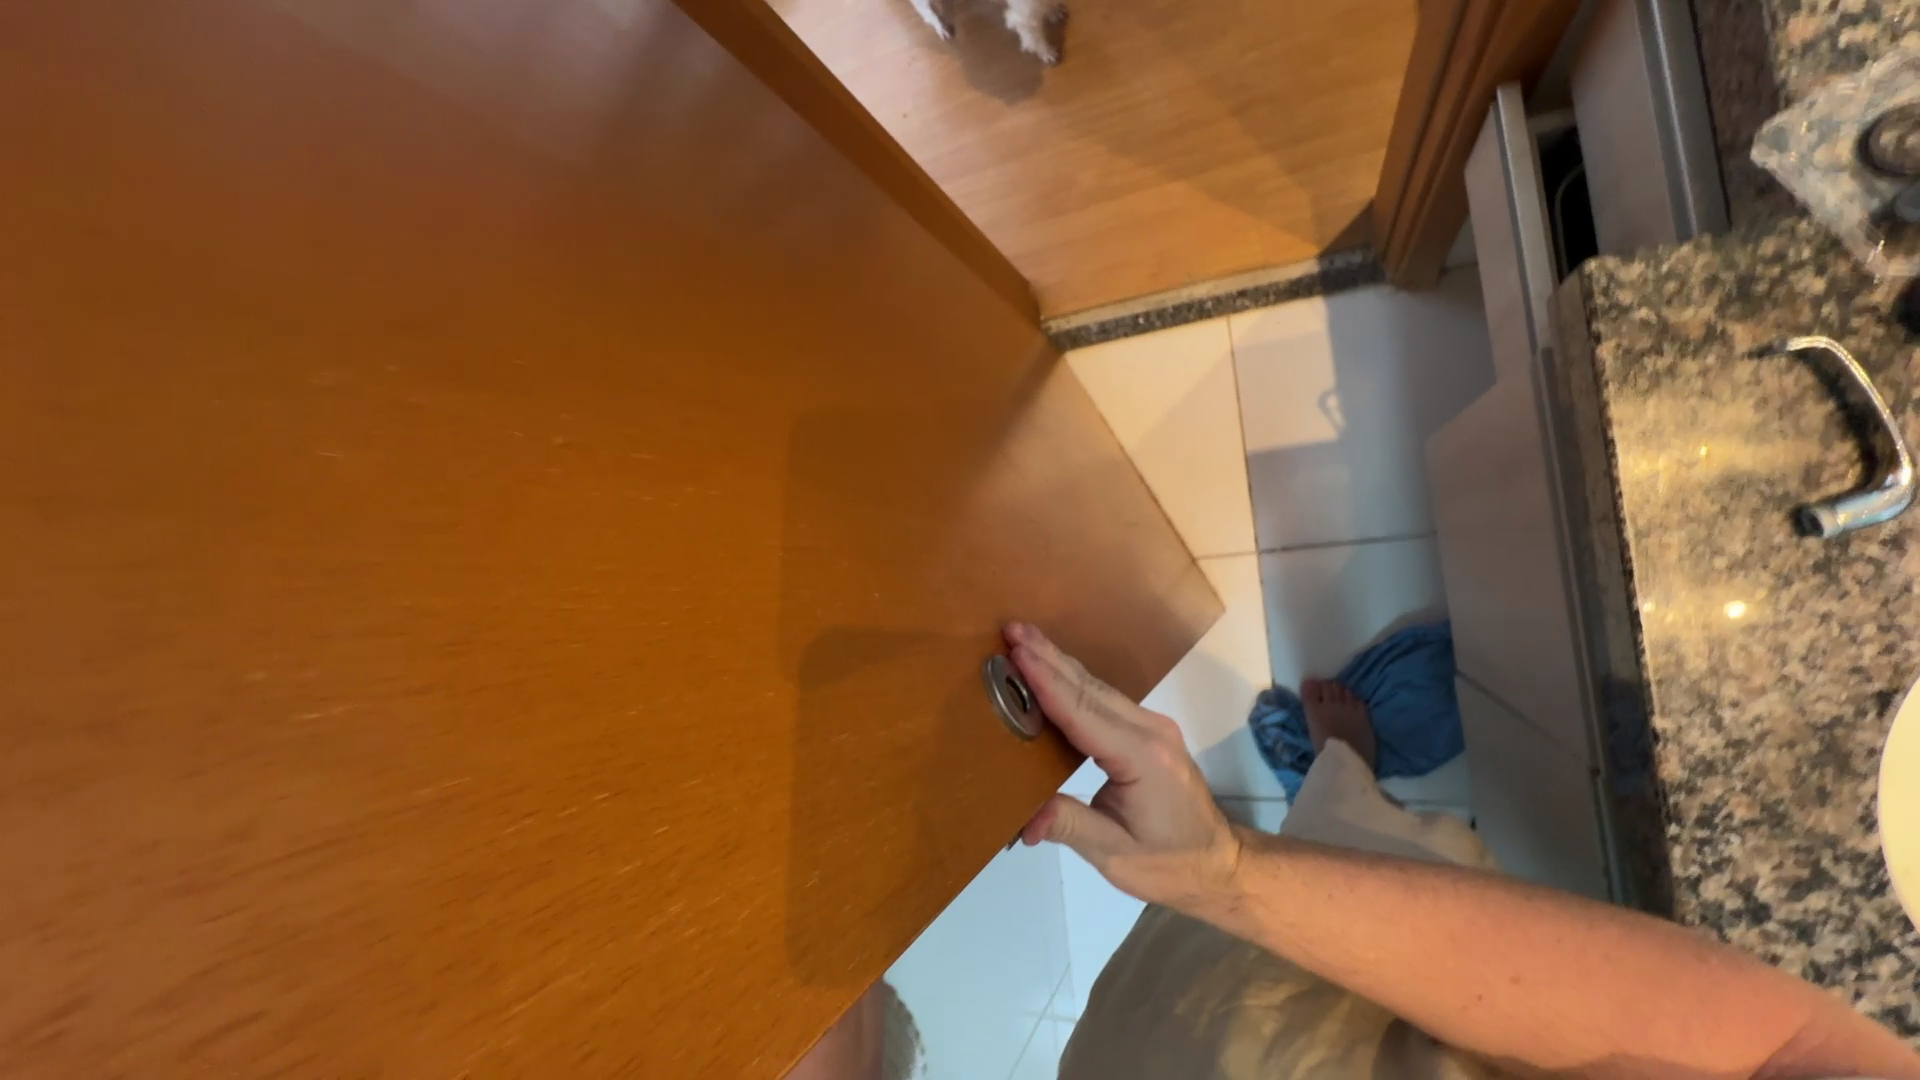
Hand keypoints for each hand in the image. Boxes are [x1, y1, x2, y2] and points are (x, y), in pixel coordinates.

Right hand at [1007, 622, 1243, 916]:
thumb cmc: (1170, 863)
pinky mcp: (1149, 731)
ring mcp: (1152, 726)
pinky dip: (1073, 681)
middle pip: (1090, 687)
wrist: (1220, 864)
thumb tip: (1025, 821)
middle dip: (1048, 656)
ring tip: (1025, 639)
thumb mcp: (1116, 855)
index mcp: (1141, 756)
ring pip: (1097, 687)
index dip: (1047, 681)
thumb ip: (1069, 826)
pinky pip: (1104, 698)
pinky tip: (1053, 669)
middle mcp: (1150, 730)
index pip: (1083, 711)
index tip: (1018, 652)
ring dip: (1059, 662)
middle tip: (1013, 628)